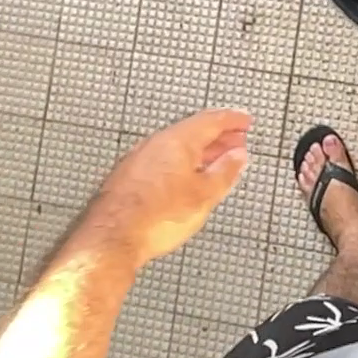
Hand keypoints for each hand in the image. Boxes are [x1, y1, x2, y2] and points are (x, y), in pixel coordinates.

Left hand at [82, 109, 250, 266]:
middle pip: (194, 130)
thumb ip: (225, 172)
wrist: (112, 238)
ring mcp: (141, 157)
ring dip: (201, 149)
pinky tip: (187, 178)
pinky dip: (182, 161)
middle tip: (237, 140)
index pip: (212, 119)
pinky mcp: (130, 174)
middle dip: (219, 135)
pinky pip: (164, 158)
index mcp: (178, 140)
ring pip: (178, 145)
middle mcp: (157, 142)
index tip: (245, 120)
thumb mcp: (204, 196)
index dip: (233, 119)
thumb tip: (238, 156)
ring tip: (216, 161)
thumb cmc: (154, 217)